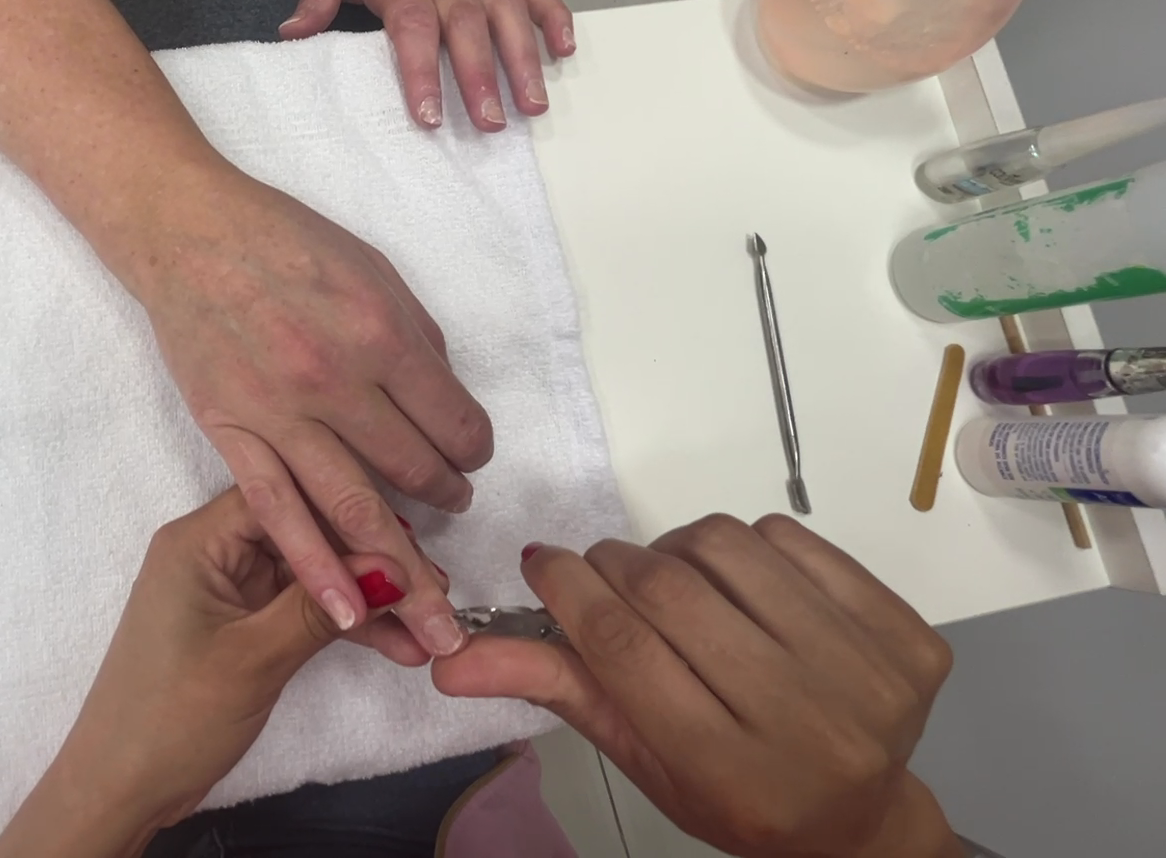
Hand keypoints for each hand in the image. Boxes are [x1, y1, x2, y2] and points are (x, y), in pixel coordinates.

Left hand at [0, 487, 413, 857]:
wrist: (118, 788)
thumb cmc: (173, 715)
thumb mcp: (252, 659)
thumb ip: (320, 609)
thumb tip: (394, 569)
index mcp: (199, 538)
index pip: (285, 500)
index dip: (349, 517)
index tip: (412, 545)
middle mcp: (213, 548)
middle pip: (304, 536)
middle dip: (369, 565)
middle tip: (436, 589)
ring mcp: (228, 585)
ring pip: (309, 575)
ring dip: (364, 602)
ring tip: (430, 625)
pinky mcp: (240, 620)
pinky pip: (299, 607)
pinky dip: (341, 626)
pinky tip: (395, 645)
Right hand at [129, 173, 490, 661]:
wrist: (190, 237)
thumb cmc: (284, 240)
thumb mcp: (371, 267)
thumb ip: (415, 337)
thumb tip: (442, 400)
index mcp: (381, 333)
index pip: (455, 421)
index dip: (474, 447)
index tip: (469, 453)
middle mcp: (338, 383)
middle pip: (415, 470)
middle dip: (448, 497)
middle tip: (454, 503)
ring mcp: (280, 415)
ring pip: (354, 506)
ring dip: (402, 554)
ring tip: (427, 581)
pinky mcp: (232, 434)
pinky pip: (280, 512)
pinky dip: (318, 566)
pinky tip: (351, 612)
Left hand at [280, 0, 574, 131]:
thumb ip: (315, 0)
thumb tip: (291, 35)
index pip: (414, 29)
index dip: (421, 73)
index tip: (430, 116)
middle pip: (469, 28)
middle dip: (483, 77)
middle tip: (490, 123)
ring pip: (509, 14)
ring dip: (525, 59)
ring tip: (533, 105)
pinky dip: (554, 15)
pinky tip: (565, 49)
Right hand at [433, 515, 963, 857]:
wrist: (858, 822)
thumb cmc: (721, 789)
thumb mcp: (626, 748)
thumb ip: (545, 686)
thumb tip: (448, 659)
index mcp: (728, 769)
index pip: (621, 645)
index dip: (566, 586)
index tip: (542, 563)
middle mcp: (809, 726)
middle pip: (666, 589)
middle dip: (612, 563)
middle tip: (604, 574)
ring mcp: (870, 677)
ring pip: (722, 544)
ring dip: (675, 549)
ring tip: (678, 583)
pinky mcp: (909, 637)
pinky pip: (786, 535)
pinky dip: (743, 545)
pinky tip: (742, 589)